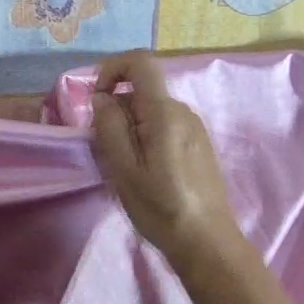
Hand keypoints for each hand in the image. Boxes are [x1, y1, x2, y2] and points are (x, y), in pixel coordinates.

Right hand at [90, 52, 250, 266]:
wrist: (206, 241)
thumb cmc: (160, 206)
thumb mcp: (123, 168)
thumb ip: (110, 126)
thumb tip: (103, 98)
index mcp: (164, 112)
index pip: (140, 62)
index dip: (112, 69)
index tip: (97, 99)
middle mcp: (183, 111)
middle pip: (142, 90)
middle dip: (117, 109)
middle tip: (106, 150)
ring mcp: (194, 127)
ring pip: (151, 110)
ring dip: (130, 127)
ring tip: (125, 166)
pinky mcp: (198, 144)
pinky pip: (164, 126)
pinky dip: (146, 137)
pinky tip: (146, 172)